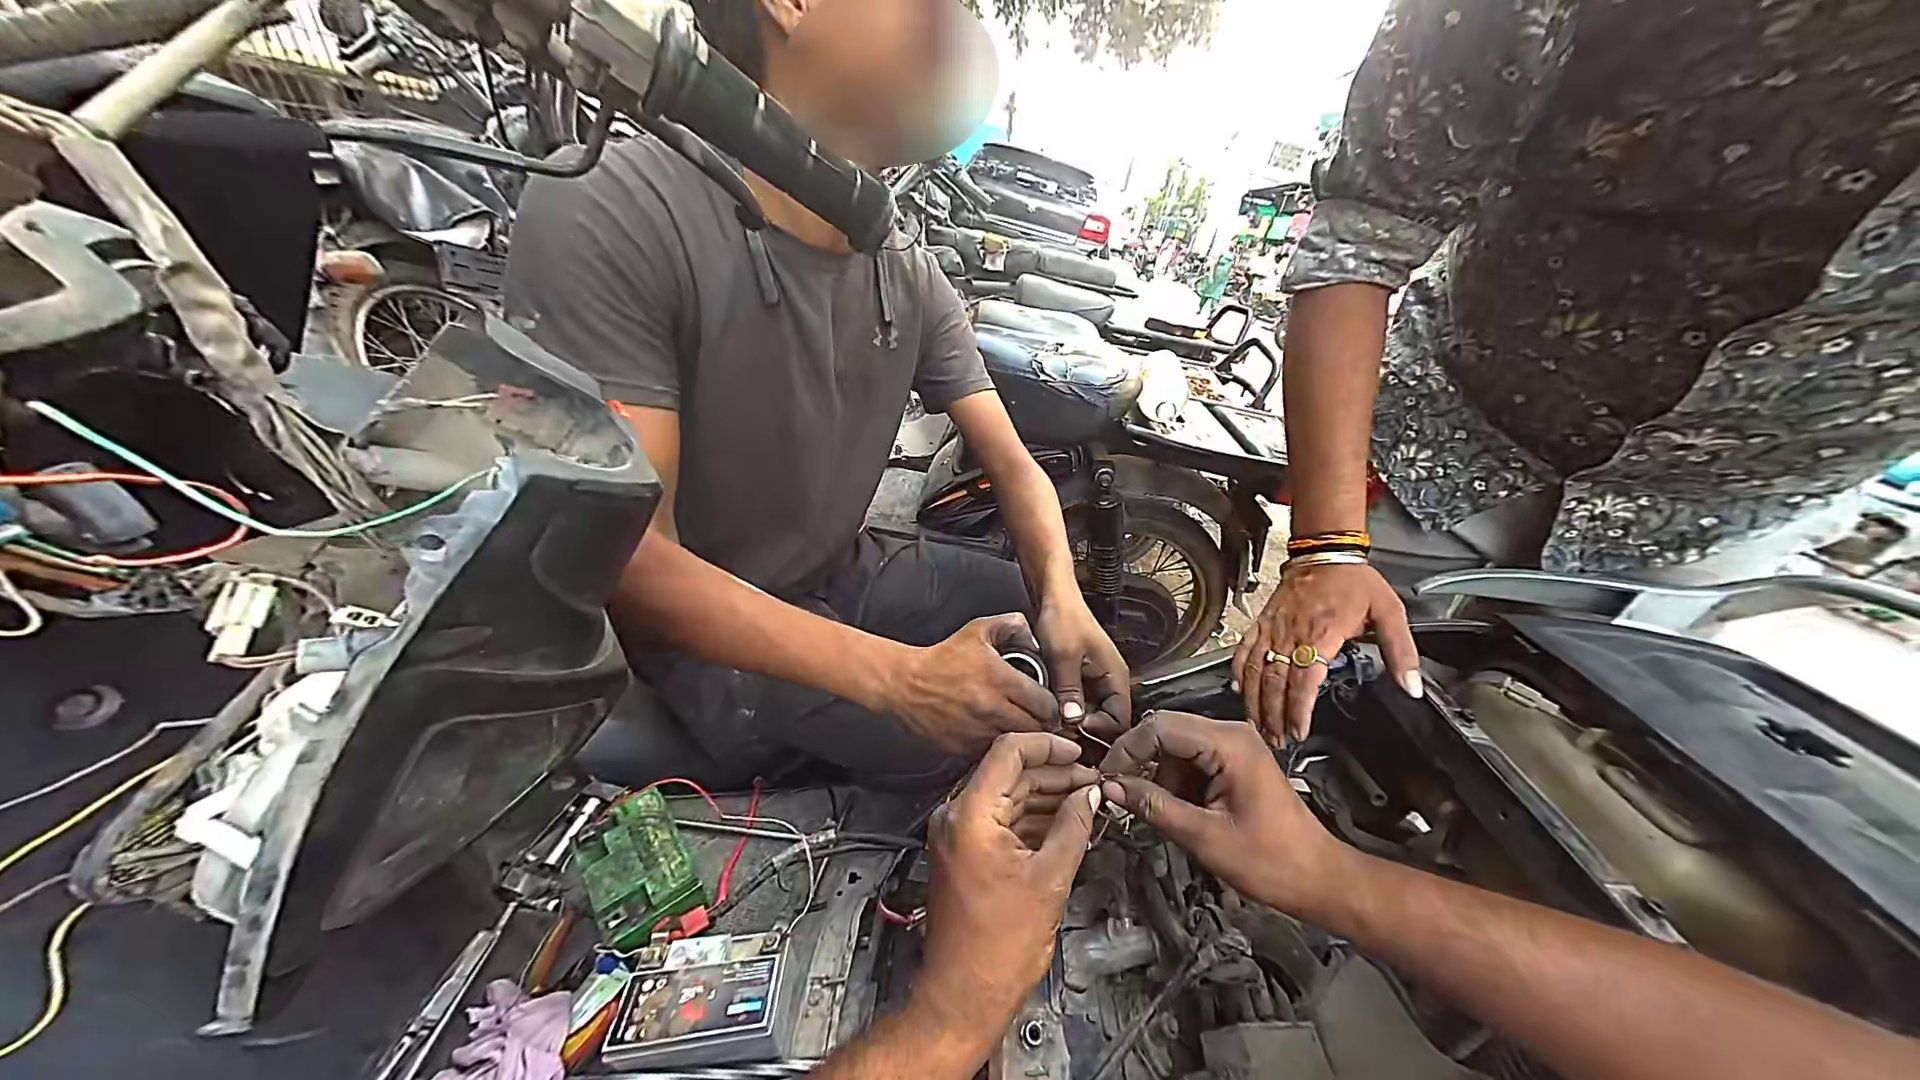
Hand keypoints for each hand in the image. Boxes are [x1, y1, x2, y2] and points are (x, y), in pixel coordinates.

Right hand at [885, 614, 1061, 752]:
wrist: (905, 683)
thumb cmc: (942, 657)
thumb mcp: (978, 630)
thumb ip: (1011, 624)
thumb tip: (1033, 635)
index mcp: (1001, 680)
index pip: (1047, 705)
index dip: (1051, 707)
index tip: (1048, 705)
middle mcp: (993, 709)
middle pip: (1037, 730)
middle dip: (1043, 726)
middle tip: (1039, 720)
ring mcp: (978, 732)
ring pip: (1016, 745)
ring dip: (1022, 739)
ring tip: (1019, 729)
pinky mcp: (963, 749)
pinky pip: (992, 754)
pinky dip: (997, 748)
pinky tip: (995, 736)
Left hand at [918, 733, 1100, 1036]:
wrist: (964, 994)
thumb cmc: (996, 949)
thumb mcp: (1049, 879)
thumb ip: (1072, 827)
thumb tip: (1088, 795)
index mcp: (970, 814)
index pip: (1008, 752)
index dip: (1047, 746)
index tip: (1076, 751)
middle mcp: (957, 816)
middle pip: (1010, 773)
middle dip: (1054, 774)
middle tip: (1091, 782)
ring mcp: (959, 833)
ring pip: (1008, 795)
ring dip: (1046, 795)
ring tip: (1084, 801)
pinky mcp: (966, 850)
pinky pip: (1002, 818)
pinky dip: (1032, 817)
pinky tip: (1063, 822)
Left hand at [1033, 592, 1130, 738]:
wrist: (1055, 596)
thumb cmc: (1063, 618)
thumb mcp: (1063, 656)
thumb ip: (1069, 689)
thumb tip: (1073, 722)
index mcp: (1116, 676)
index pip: (1120, 721)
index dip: (1098, 731)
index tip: (1071, 728)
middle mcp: (1111, 682)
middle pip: (1106, 721)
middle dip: (1084, 728)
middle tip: (1057, 728)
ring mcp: (1096, 680)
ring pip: (1091, 713)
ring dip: (1073, 719)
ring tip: (1051, 719)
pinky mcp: (1082, 678)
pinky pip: (1079, 702)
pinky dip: (1067, 707)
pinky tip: (1049, 707)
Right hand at [1098, 711, 1352, 917]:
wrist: (1321, 880)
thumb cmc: (1271, 863)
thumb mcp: (1205, 837)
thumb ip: (1154, 806)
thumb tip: (1109, 785)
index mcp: (1229, 743)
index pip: (1160, 727)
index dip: (1127, 750)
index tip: (1107, 779)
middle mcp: (1230, 732)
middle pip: (1165, 730)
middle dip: (1140, 761)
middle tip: (1121, 793)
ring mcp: (1233, 744)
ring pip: (1174, 745)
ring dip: (1159, 775)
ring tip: (1161, 811)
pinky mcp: (1232, 759)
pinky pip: (1189, 757)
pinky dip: (1176, 780)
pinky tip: (1181, 808)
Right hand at [1231, 562, 1420, 744]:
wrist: (1324, 553)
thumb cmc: (1354, 582)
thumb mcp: (1390, 613)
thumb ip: (1401, 651)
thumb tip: (1412, 686)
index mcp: (1322, 635)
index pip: (1303, 680)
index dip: (1297, 709)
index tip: (1298, 730)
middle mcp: (1291, 634)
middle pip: (1274, 681)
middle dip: (1273, 714)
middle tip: (1276, 739)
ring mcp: (1272, 629)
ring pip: (1255, 669)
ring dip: (1254, 699)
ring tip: (1257, 724)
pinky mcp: (1262, 622)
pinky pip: (1244, 649)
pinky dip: (1238, 670)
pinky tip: (1237, 688)